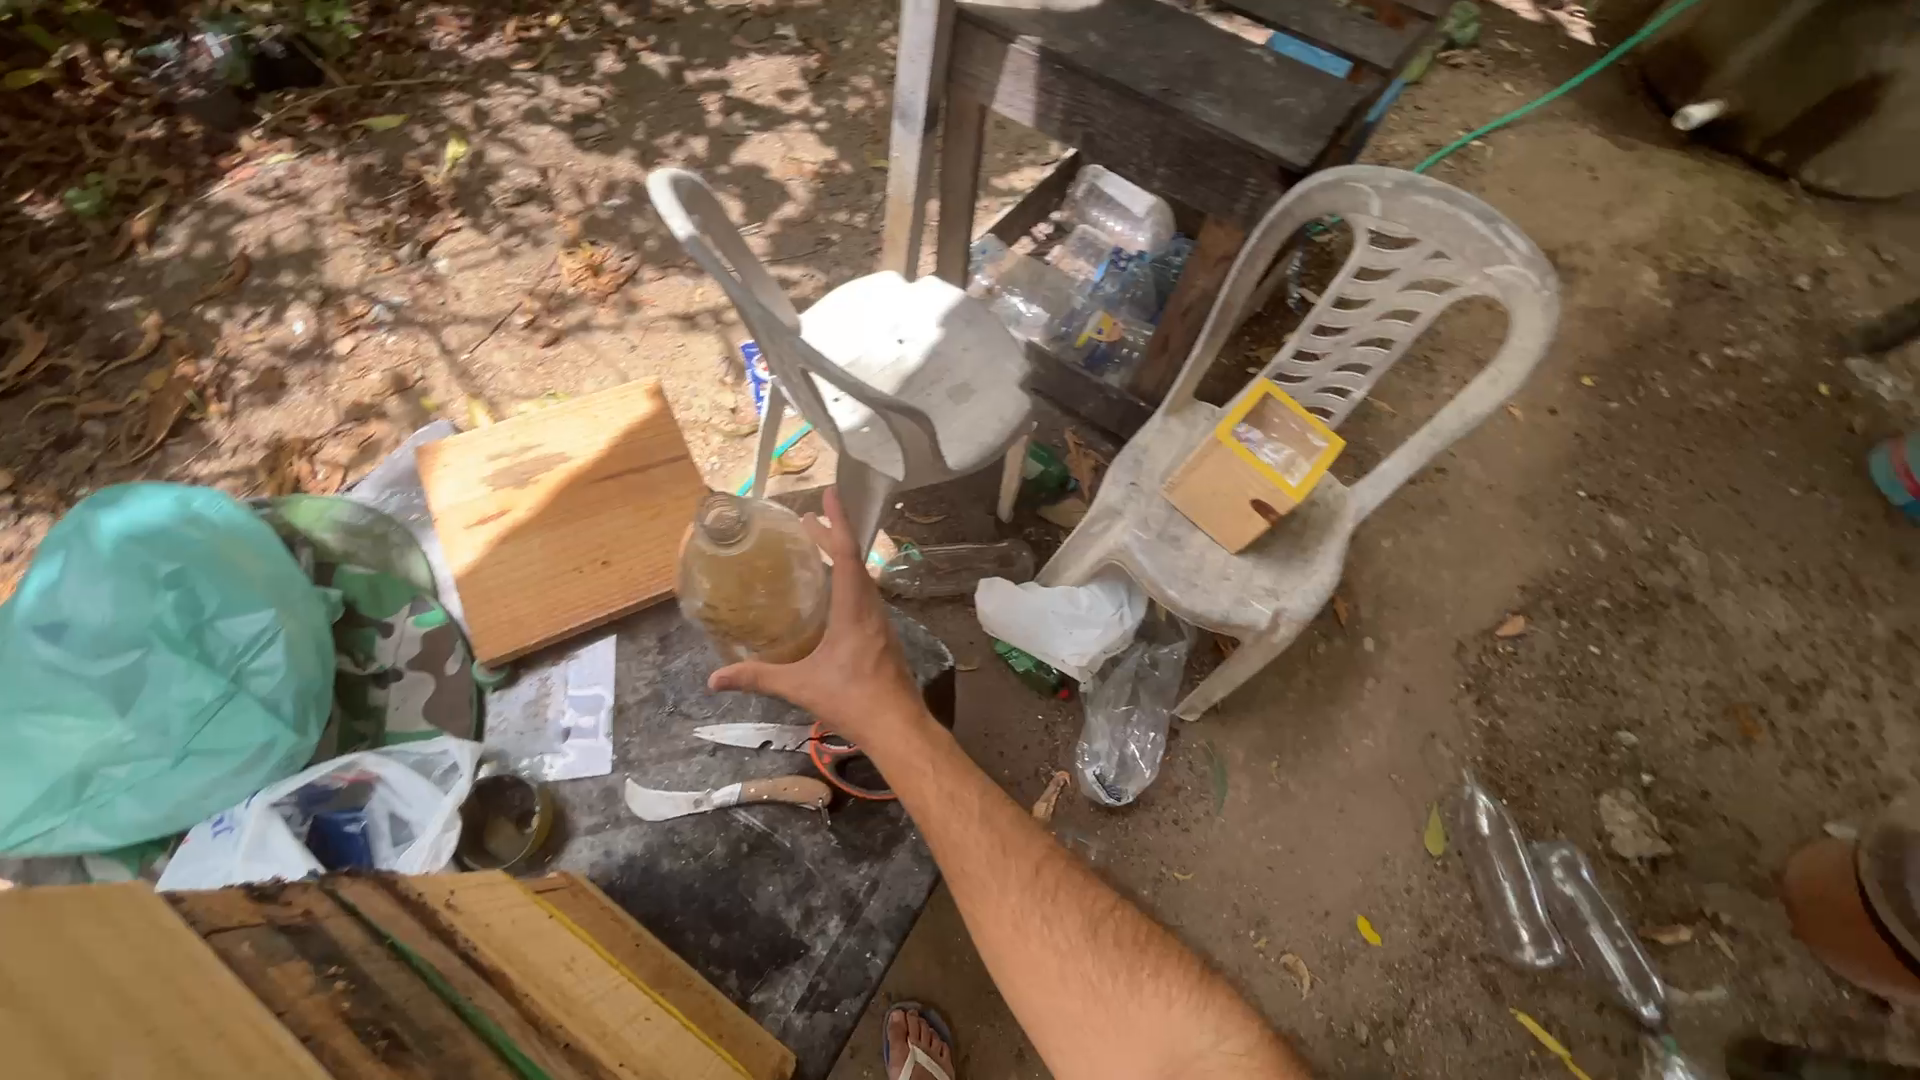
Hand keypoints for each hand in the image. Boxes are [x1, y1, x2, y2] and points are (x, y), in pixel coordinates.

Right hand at [708, 488, 927, 747]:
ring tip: (818, 550)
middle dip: (832, 536)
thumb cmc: (853, 700)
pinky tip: (833, 596)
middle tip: (807, 520)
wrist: (899, 727)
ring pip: (862, 580)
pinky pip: (865, 598)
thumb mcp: (800, 686)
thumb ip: (757, 678)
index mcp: (854, 609)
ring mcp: (881, 624)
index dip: (836, 521)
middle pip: (854, 561)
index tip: (829, 493)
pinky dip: (848, 583)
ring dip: (842, 559)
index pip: (847, 553)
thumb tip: (714, 678)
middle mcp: (871, 609)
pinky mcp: (883, 638)